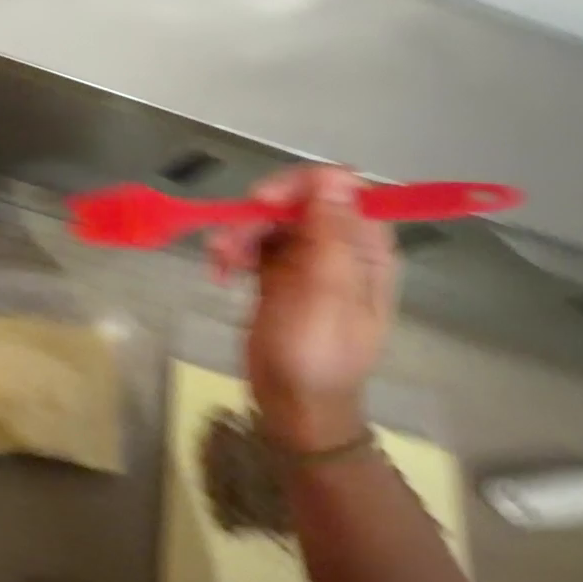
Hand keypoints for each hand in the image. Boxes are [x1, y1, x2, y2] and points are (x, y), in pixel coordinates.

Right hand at [208, 165, 397, 451]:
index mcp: (364, 248)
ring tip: (218, 262)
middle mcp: (338, 247)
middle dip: (257, 216)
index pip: (339, 188)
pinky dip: (233, 251)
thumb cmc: (316, 354)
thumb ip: (331, 233)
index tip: (263, 204)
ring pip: (269, 221)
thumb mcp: (326, 293)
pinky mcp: (278, 274)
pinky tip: (219, 271)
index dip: (299, 186)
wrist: (294, 406)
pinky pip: (253, 244)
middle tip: (227, 241)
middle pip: (296, 201)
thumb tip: (336, 175)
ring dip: (238, 234)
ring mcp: (307, 260)